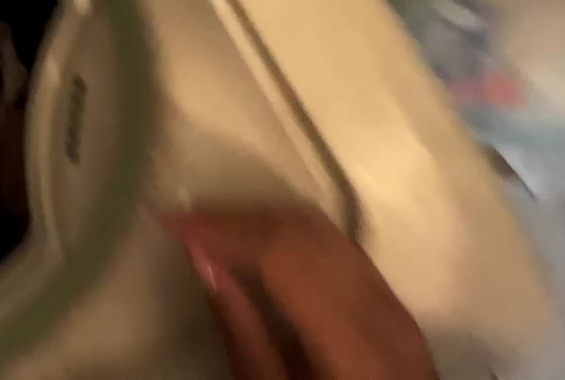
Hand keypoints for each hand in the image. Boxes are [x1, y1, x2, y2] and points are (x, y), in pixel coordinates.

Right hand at [164, 208, 436, 379]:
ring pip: (317, 228)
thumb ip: (240, 328)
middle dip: (237, 218)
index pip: (282, 256)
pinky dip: (287, 230)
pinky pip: (332, 241)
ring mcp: (393, 302)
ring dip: (260, 218)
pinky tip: (256, 238)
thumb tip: (199, 253)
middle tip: (186, 219)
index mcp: (353, 346)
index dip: (223, 230)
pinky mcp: (389, 298)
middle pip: (301, 233)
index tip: (172, 222)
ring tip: (214, 225)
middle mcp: (382, 313)